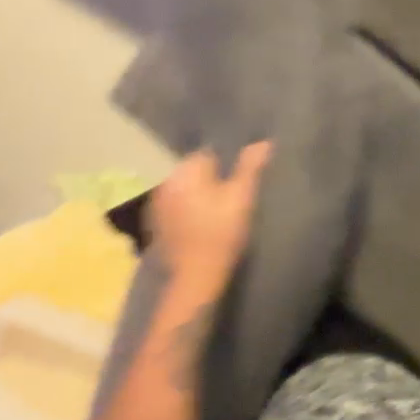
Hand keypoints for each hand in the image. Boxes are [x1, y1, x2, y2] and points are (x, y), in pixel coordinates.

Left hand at [149, 142, 271, 282]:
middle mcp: (167, 180)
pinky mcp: (155, 223)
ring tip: (214, 211)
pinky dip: (184, 210)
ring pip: (183, 188)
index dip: (226, 165)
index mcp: (187, 169)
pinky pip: (174, 206)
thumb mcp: (242, 197)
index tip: (237, 181)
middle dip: (209, 178)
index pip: (209, 152)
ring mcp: (157, 203)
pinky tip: (197, 224)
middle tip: (229, 196)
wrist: (195, 277)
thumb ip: (251, 167)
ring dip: (195, 193)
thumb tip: (264, 142)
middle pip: (194, 170)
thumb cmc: (222, 233)